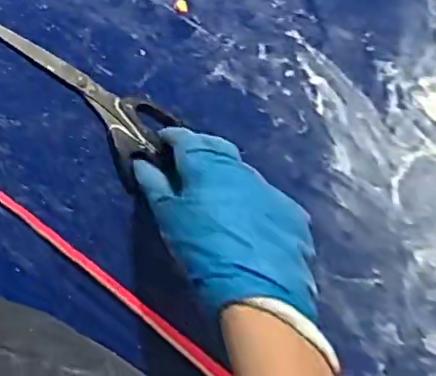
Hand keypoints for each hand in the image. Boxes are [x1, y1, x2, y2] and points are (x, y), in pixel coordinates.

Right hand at [132, 129, 320, 320]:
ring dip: (227, 180)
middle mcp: (238, 166)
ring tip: (218, 204)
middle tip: (187, 175)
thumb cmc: (202, 253)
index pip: (181, 136)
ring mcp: (269, 189)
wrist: (260, 300)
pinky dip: (255, 206)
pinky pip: (267, 200)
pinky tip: (249, 228)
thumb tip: (142, 162)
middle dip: (199, 154)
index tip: (159, 150)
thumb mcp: (168, 218)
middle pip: (214, 147)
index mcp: (204, 161)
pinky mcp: (294, 215)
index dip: (168, 141)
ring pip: (242, 173)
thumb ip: (153, 184)